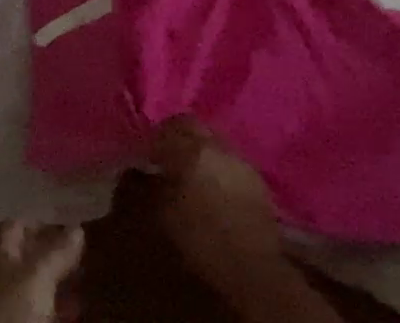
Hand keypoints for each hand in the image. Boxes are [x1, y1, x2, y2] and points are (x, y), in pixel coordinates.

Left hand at [0, 221, 84, 322]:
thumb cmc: (14, 308)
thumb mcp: (38, 276)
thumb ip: (57, 251)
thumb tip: (78, 227)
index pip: (18, 224)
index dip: (43, 218)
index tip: (71, 216)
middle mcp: (1, 272)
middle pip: (29, 253)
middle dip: (56, 249)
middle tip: (84, 246)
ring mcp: (10, 301)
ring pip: (37, 281)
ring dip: (60, 277)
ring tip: (86, 273)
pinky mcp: (21, 322)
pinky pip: (43, 308)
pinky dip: (60, 304)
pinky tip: (78, 306)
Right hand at [149, 117, 284, 284]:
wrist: (253, 274)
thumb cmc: (199, 240)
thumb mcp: (158, 214)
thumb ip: (144, 185)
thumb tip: (139, 172)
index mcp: (193, 149)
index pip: (169, 125)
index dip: (155, 139)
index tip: (146, 157)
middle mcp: (221, 149)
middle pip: (197, 129)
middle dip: (180, 140)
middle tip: (167, 163)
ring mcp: (244, 166)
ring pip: (217, 147)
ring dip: (202, 157)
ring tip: (191, 181)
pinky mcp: (260, 187)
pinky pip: (232, 167)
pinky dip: (219, 174)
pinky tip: (213, 195)